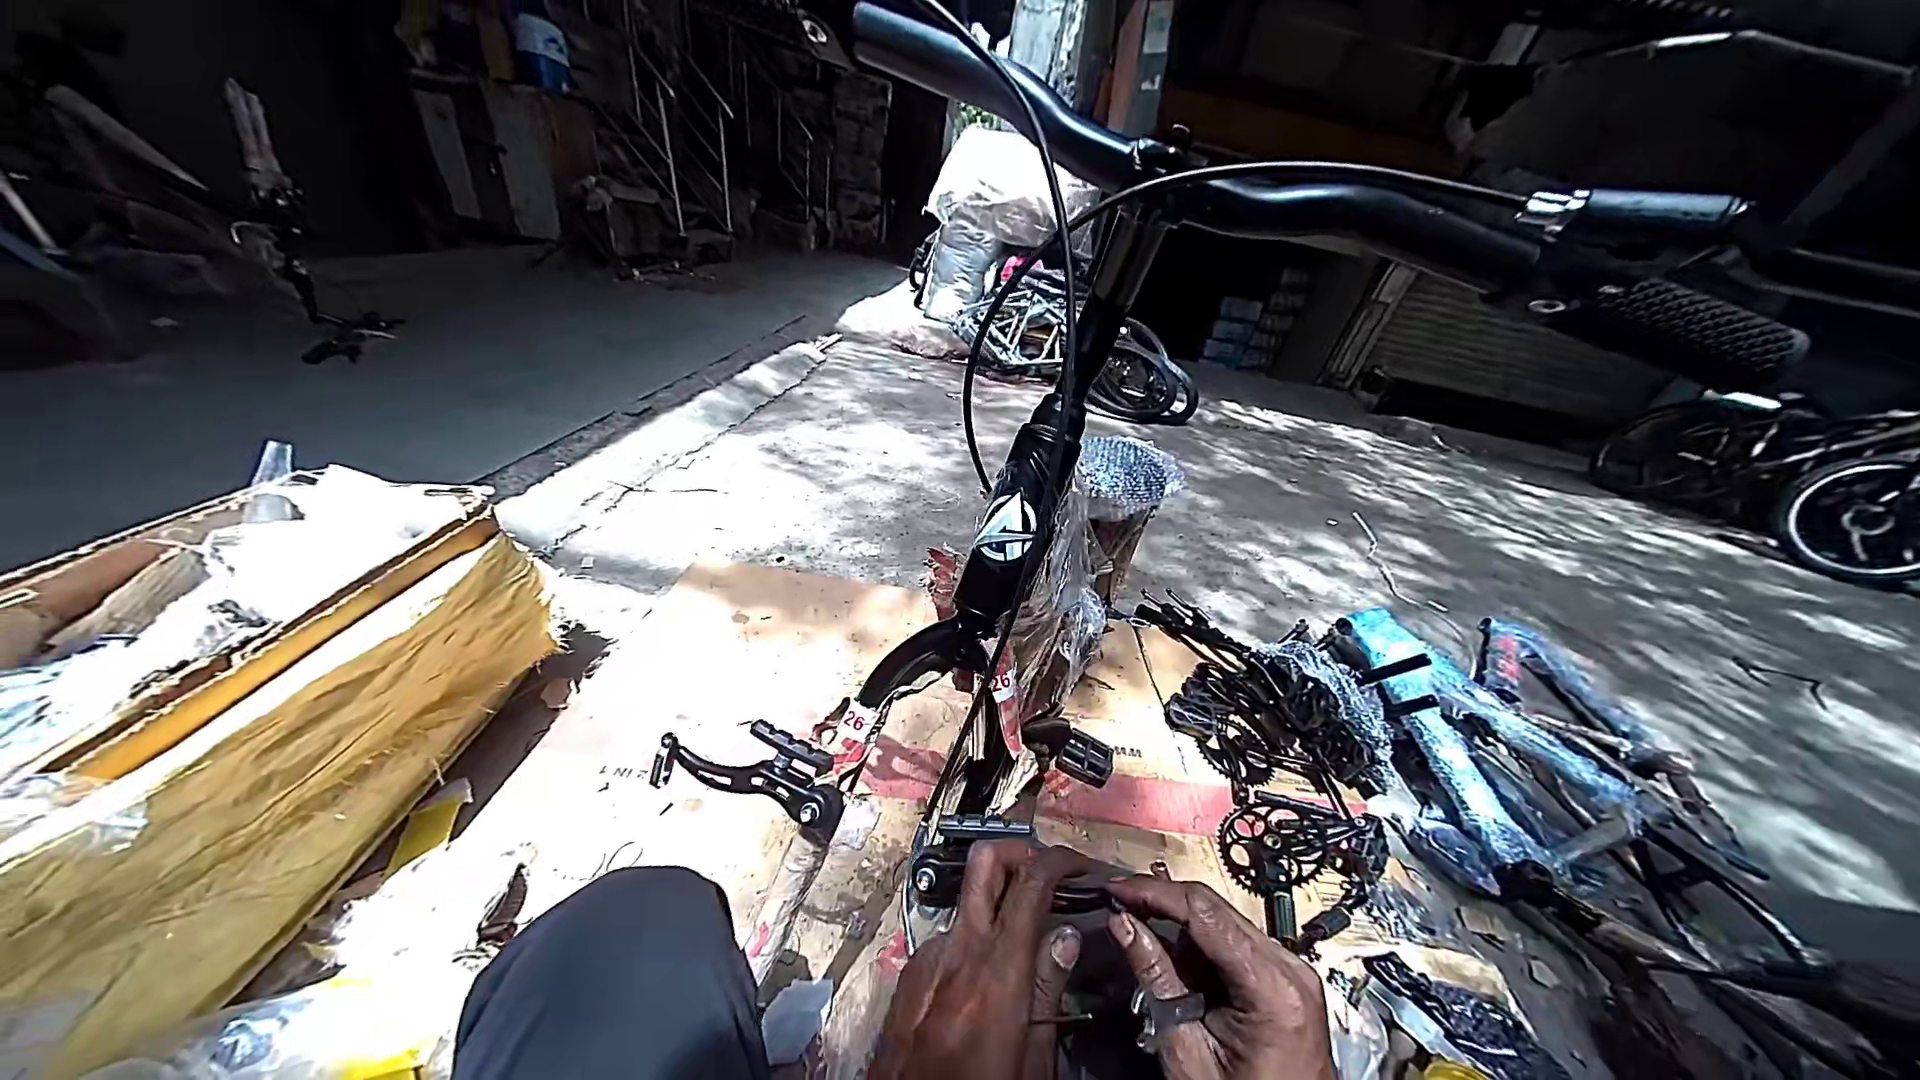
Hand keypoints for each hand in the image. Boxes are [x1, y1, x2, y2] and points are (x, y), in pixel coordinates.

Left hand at [872, 839, 1092, 1079]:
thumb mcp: (1033, 1059)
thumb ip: (1047, 988)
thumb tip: (1065, 936)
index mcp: (997, 972)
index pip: (1031, 884)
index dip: (1060, 861)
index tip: (1080, 864)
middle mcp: (958, 950)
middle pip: (985, 861)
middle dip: (1019, 850)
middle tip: (1045, 868)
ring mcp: (929, 956)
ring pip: (969, 903)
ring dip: (997, 907)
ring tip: (1021, 942)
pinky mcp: (912, 971)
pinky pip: (950, 939)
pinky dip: (973, 945)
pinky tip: (984, 981)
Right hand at [1106, 876, 1334, 1079]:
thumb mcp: (1187, 1051)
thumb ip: (1156, 978)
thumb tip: (1121, 923)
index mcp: (1273, 988)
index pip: (1202, 910)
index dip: (1153, 892)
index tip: (1116, 889)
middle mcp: (1290, 968)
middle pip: (1213, 908)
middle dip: (1161, 902)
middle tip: (1120, 904)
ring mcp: (1292, 970)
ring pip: (1221, 919)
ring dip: (1179, 926)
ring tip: (1146, 945)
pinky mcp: (1286, 978)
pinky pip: (1234, 940)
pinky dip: (1200, 946)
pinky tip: (1179, 968)